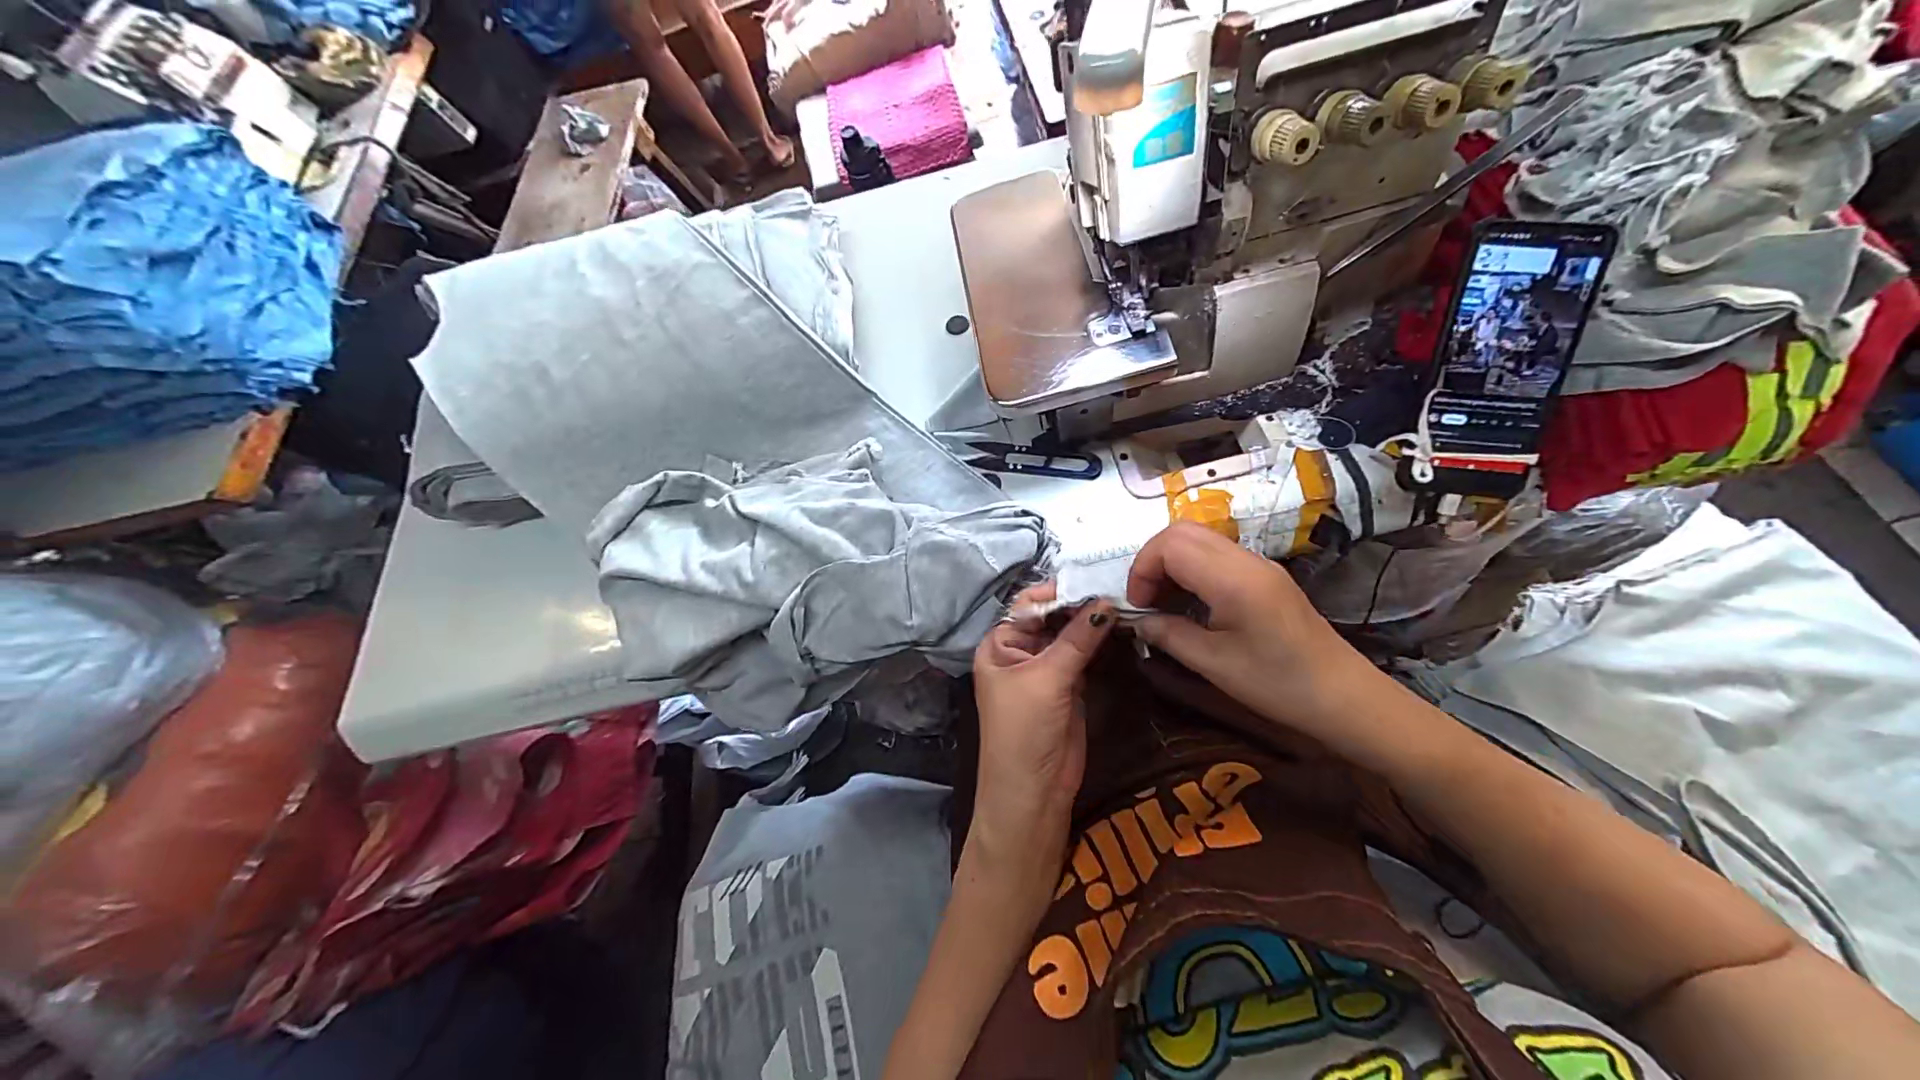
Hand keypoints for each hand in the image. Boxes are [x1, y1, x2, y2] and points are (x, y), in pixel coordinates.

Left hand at [970, 583, 1114, 869]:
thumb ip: (1077, 639)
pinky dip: (1101, 643)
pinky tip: (1124, 625)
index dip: (1060, 590)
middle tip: (1121, 584)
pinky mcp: (1070, 686)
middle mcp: (1021, 651)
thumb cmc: (1025, 731)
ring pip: (1072, 636)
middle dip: (1081, 604)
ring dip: (1094, 622)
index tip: (1096, 576)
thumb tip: (1106, 602)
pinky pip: (1085, 655)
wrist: (1034, 794)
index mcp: (1000, 644)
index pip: (1029, 605)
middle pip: (1053, 617)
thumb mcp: (1047, 679)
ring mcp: (1047, 669)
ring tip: (1128, 598)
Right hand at [1127, 523, 1379, 743]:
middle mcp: (1246, 560)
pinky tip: (1191, 604)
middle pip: (1182, 531)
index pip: (1170, 544)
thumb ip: (1169, 635)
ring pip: (1200, 539)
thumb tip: (1138, 621)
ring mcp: (1259, 565)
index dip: (1142, 569)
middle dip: (1152, 560)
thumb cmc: (1278, 683)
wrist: (1344, 696)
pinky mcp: (1265, 576)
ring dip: (1172, 563)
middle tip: (1147, 601)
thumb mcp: (1214, 664)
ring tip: (1164, 603)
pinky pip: (1217, 555)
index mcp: (1233, 579)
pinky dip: (1192, 569)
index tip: (1139, 606)